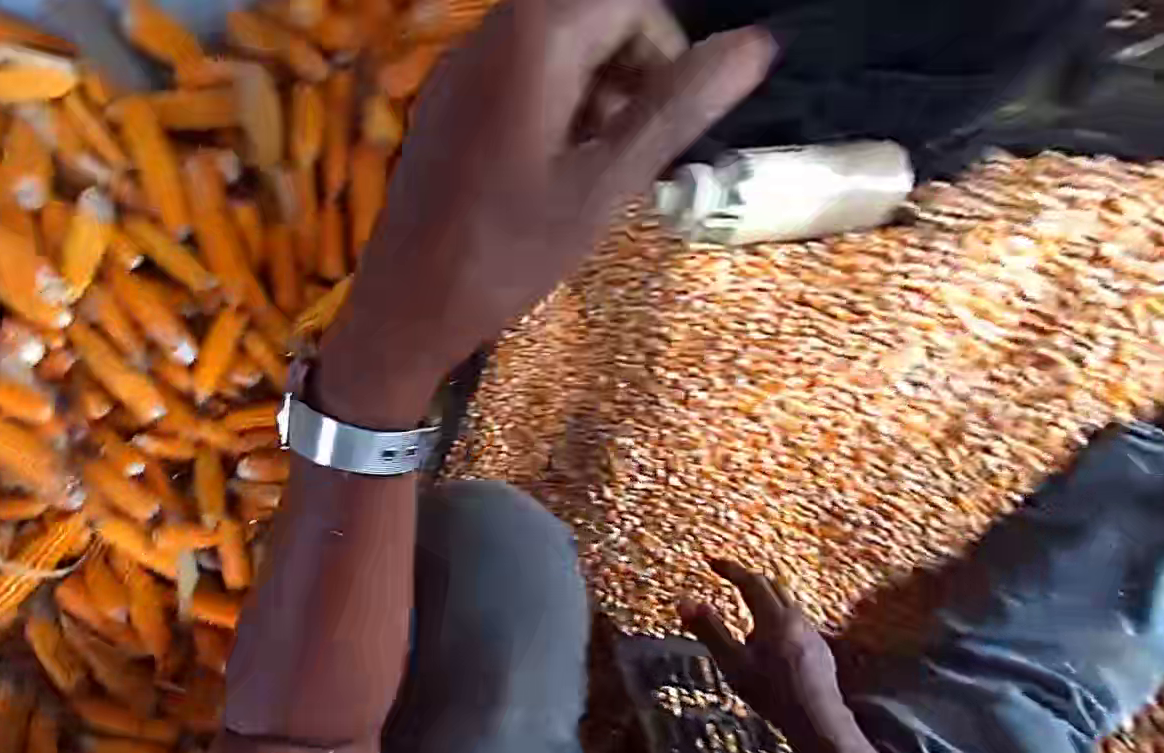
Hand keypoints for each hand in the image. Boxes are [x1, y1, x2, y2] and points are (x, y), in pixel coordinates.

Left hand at [315, 0, 775, 427]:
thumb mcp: (601, 188)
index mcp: (535, 36)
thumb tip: (756, 46)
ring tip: (587, 177)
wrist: (407, 311)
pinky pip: (506, 89)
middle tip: (628, 156)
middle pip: (585, 20)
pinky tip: (541, 180)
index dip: (665, 56)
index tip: (666, 126)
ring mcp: (453, 76)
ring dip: (584, 101)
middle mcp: (486, 35)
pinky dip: (542, 117)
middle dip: (623, 78)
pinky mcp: (437, 115)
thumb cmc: (505, 256)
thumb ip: (675, 110)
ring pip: (545, 57)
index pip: (630, 1)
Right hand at [680, 560, 856, 748]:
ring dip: (763, 597)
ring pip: (786, 603)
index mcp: (774, 618)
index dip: (730, 569)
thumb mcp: (731, 662)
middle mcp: (797, 619)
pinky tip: (767, 637)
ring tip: (744, 606)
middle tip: (727, 577)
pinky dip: (775, 615)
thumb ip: (709, 629)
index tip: (711, 561)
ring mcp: (812, 634)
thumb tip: (684, 601)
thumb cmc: (770, 691)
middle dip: (748, 578)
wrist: (818, 720)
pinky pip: (795, 620)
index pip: (751, 582)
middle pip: (773, 586)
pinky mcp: (819, 649)